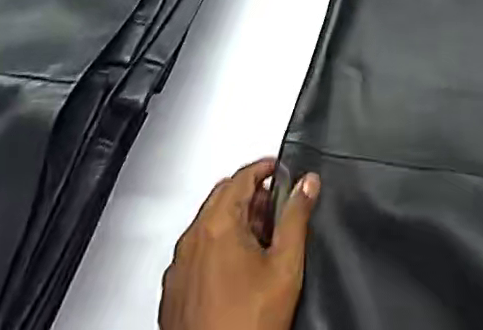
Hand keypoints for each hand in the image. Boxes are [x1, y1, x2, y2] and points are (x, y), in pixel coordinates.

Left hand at [160, 159, 318, 329]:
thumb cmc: (246, 326)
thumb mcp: (285, 266)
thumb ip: (297, 217)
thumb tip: (307, 185)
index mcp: (218, 225)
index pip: (242, 176)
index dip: (265, 169)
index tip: (278, 170)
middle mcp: (192, 239)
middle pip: (223, 196)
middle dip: (251, 194)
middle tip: (275, 206)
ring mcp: (179, 265)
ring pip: (208, 225)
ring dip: (234, 221)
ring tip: (261, 241)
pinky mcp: (174, 290)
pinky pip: (195, 253)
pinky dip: (215, 247)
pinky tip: (236, 270)